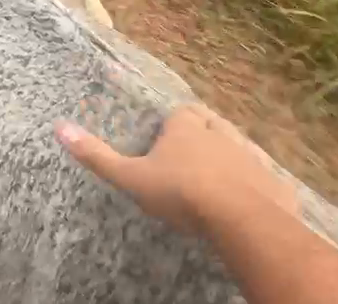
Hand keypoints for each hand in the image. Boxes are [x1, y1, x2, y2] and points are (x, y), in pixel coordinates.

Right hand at [57, 103, 297, 236]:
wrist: (245, 226)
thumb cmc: (182, 193)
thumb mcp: (131, 177)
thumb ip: (96, 154)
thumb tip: (58, 127)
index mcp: (186, 129)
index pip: (182, 112)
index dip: (176, 121)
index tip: (168, 134)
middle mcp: (221, 136)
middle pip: (214, 123)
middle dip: (206, 131)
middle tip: (193, 149)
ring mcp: (254, 161)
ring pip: (242, 148)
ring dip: (233, 155)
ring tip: (220, 174)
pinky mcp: (279, 187)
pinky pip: (268, 178)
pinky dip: (259, 184)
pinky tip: (251, 198)